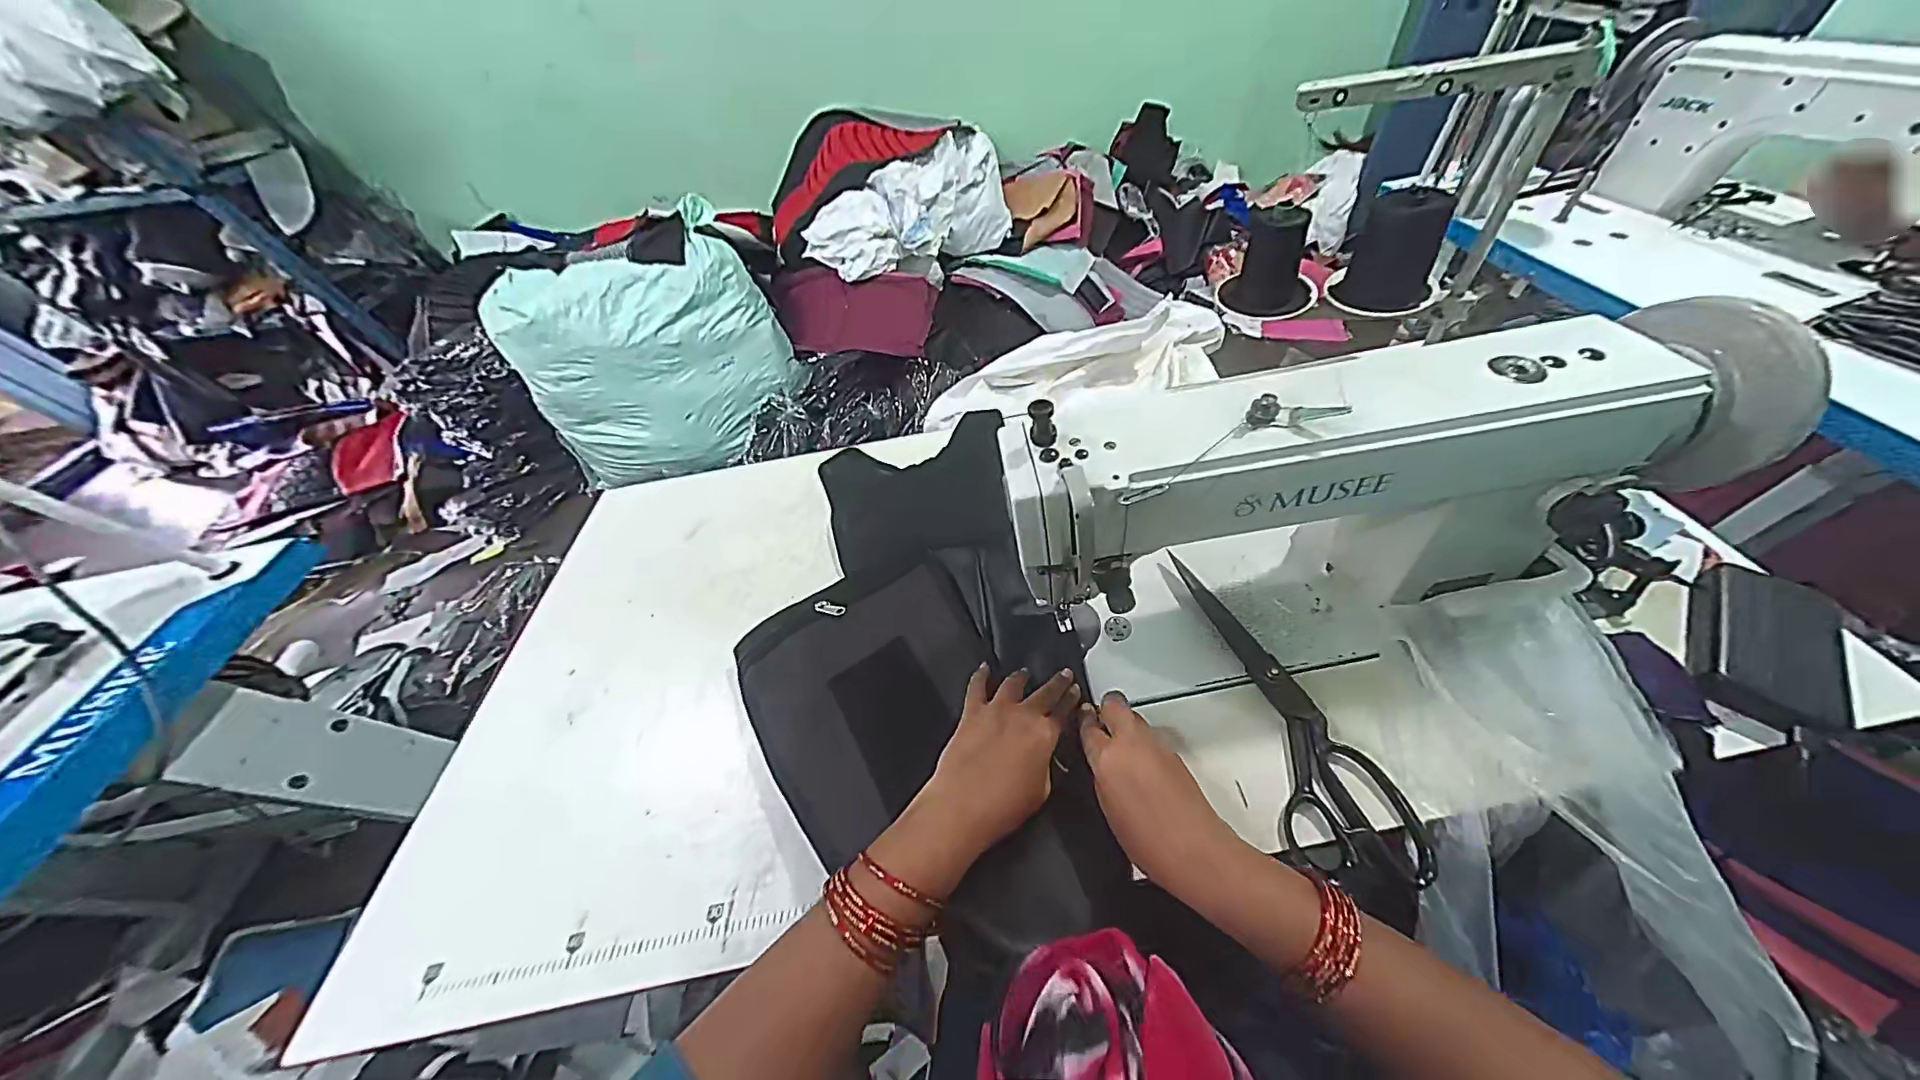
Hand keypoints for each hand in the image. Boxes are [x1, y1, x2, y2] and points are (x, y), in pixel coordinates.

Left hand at [918, 666, 1079, 857]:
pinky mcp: (971, 713)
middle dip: (1057, 682)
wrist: (963, 805)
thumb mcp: (1041, 791)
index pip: (1063, 711)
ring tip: (1025, 673)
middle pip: (1045, 692)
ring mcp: (996, 711)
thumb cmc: (1003, 805)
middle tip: (1063, 675)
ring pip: (1013, 684)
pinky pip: (977, 686)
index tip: (1074, 693)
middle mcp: (1022, 716)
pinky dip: (981, 675)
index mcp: (1044, 735)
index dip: (1071, 700)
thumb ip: (1045, 767)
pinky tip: (984, 669)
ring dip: (1021, 676)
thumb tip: (1042, 760)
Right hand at [1079, 691, 1251, 895]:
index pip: (1088, 725)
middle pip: (1114, 704)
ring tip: (1124, 748)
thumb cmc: (1151, 842)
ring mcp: (1156, 746)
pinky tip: (1144, 767)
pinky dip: (1145, 745)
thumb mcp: (1107, 810)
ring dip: (1127, 726)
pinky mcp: (1174, 755)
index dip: (1084, 722)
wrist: (1195, 851)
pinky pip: (1152, 738)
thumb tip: (1100, 766)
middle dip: (1106, 708)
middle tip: (1101, 719)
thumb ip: (1101, 777)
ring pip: (1135, 718)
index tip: (1083, 721)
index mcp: (1107, 758)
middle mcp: (1132, 744)